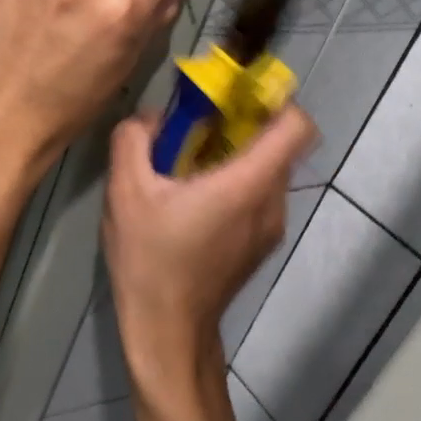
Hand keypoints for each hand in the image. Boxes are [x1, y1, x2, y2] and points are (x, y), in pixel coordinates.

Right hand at [101, 107, 315, 365]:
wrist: (167, 328)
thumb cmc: (149, 256)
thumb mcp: (125, 188)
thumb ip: (134, 138)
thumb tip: (151, 118)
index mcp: (246, 184)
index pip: (295, 127)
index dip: (274, 99)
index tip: (233, 92)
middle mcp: (270, 202)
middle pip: (274, 145)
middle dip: (235, 124)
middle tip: (187, 125)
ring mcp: (269, 227)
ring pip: (262, 170)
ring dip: (229, 154)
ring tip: (179, 165)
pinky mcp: (258, 245)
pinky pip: (254, 195)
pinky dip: (229, 181)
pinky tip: (185, 199)